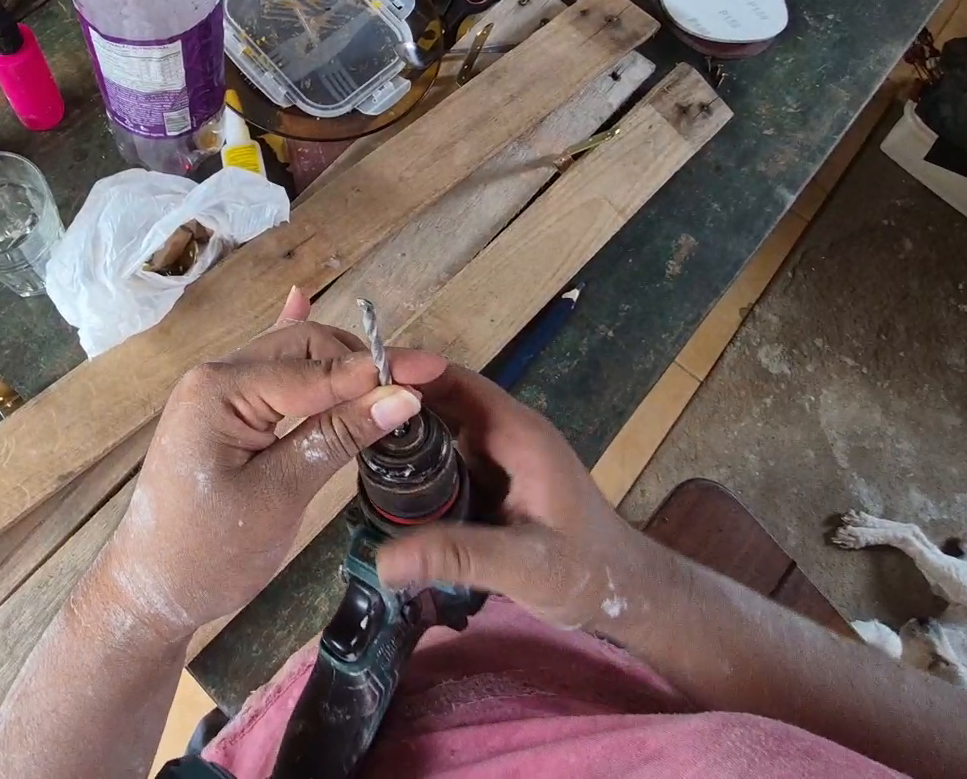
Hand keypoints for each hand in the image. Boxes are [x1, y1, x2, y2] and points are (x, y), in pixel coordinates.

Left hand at [91, 288, 446, 644]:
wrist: (151, 590)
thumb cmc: (210, 552)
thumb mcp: (279, 494)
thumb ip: (337, 436)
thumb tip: (401, 396)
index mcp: (221, 388)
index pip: (315, 368)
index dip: (376, 369)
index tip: (431, 369)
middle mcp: (216, 375)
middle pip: (303, 348)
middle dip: (359, 362)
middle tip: (413, 387)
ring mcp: (216, 391)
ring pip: (291, 358)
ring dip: (339, 365)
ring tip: (390, 377)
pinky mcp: (223, 411)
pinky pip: (268, 371)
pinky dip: (295, 352)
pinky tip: (300, 303)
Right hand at [374, 364, 658, 631]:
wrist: (628, 594)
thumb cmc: (587, 570)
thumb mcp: (523, 565)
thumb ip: (457, 555)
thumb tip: (383, 560)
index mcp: (514, 431)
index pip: (452, 380)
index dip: (405, 371)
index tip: (353, 379)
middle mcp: (502, 432)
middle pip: (438, 397)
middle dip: (391, 399)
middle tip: (338, 412)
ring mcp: (497, 454)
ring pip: (438, 424)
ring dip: (399, 427)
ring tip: (348, 438)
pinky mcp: (491, 477)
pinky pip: (444, 453)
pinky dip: (412, 457)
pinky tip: (382, 477)